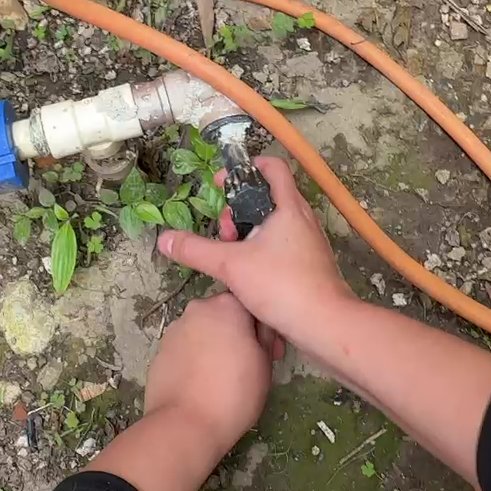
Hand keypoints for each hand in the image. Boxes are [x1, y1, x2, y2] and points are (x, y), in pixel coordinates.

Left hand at [144, 293, 279, 452]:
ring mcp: (175, 329)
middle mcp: (197, 308)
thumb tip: (260, 327)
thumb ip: (265, 335)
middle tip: (248, 366)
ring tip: (222, 378)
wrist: (184, 425)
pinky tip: (201, 384)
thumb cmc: (234, 392)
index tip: (270, 354)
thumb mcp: (264, 363)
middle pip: (224, 315)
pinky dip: (195, 359)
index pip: (251, 305)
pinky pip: (185, 348)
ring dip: (214, 345)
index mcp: (226, 305)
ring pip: (203, 331)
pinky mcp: (159, 350)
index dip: (263, 329)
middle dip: (236, 334)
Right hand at [156, 156, 355, 340]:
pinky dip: (264, 248)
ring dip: (250, 231)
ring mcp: (310, 241)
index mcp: (288, 206)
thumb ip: (196, 250)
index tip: (222, 183)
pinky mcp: (312, 263)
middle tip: (224, 231)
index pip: (272, 167)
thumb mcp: (231, 265)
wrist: (325, 324)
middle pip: (269, 195)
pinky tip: (250, 273)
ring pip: (275, 222)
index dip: (245, 166)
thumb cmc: (281, 285)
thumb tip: (165, 239)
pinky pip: (284, 243)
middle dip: (239, 208)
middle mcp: (303, 218)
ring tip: (233, 254)